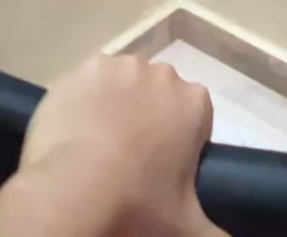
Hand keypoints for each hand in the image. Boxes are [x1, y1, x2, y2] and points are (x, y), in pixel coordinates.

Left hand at [0, 54, 224, 236]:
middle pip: (158, 95)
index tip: (158, 170)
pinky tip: (72, 130)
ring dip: (115, 106)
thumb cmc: (137, 207)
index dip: (177, 141)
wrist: (71, 195)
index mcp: (196, 104)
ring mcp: (125, 67)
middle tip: (124, 164)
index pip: (193, 116)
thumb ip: (215, 233)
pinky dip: (83, 99)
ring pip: (123, 84)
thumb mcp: (187, 228)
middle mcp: (166, 74)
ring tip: (94, 150)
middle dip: (146, 120)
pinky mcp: (87, 67)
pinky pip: (89, 81)